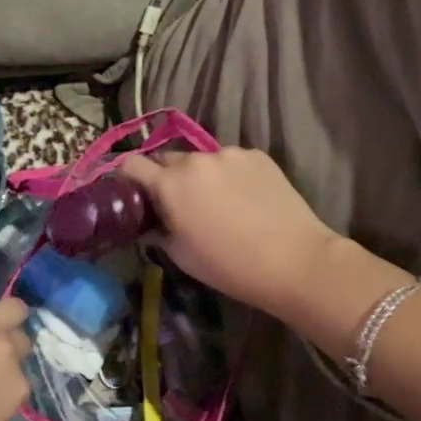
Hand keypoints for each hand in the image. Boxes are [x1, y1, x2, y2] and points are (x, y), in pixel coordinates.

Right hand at [119, 148, 342, 314]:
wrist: (294, 260)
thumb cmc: (228, 266)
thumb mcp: (181, 255)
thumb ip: (158, 230)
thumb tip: (152, 222)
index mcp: (170, 184)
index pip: (132, 164)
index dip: (126, 177)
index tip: (132, 193)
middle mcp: (196, 159)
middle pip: (167, 160)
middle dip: (166, 178)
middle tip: (177, 205)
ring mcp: (230, 154)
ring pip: (203, 161)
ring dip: (200, 177)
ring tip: (219, 204)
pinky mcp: (258, 156)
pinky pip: (231, 162)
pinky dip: (229, 176)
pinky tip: (245, 200)